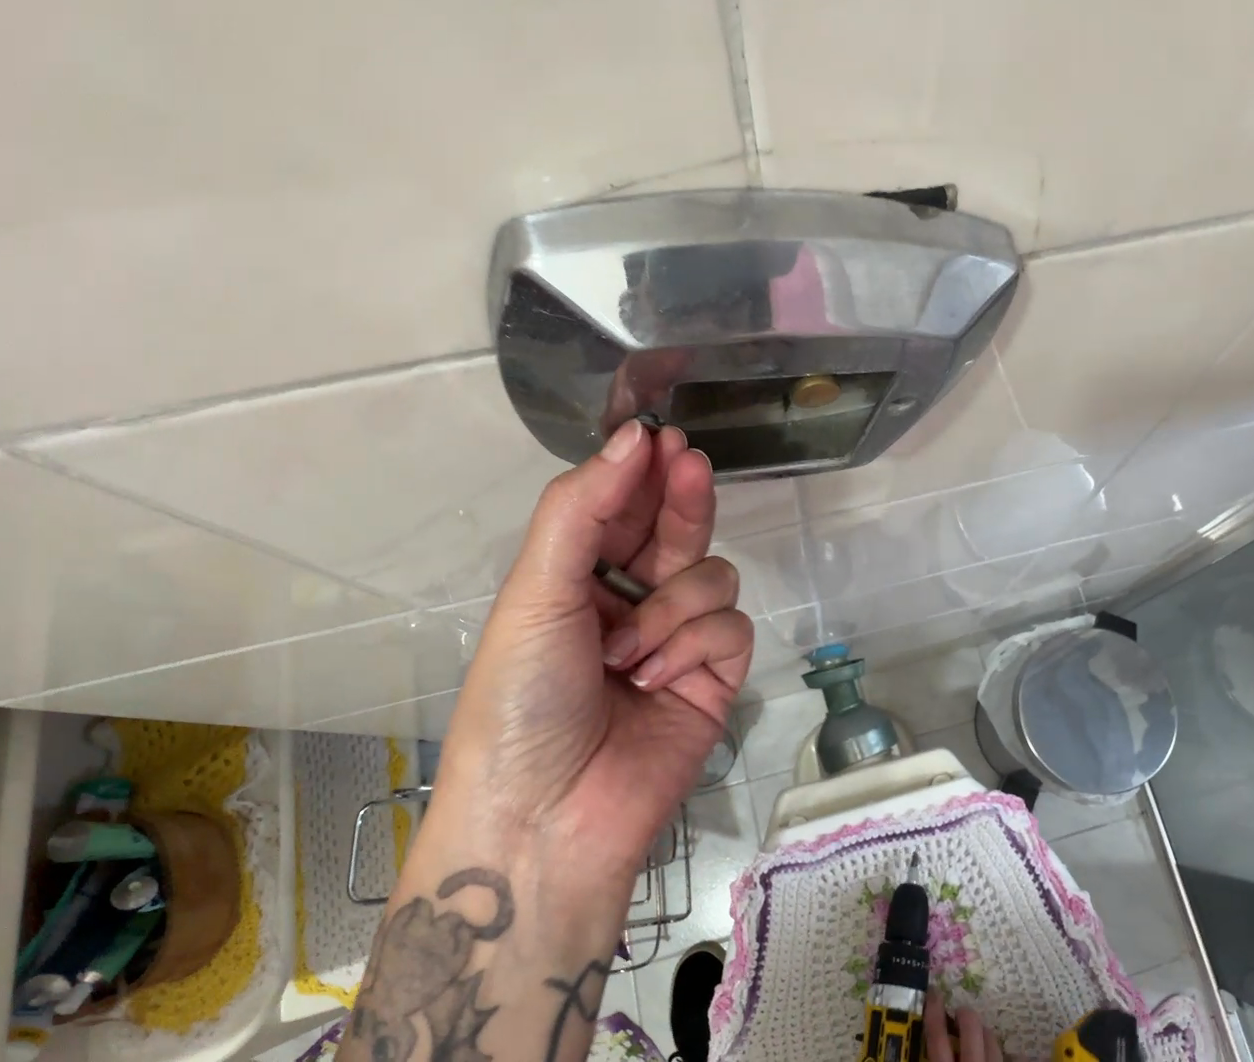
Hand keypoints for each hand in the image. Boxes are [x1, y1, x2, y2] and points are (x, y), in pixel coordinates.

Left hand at [429, 419, 753, 882]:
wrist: (547, 817)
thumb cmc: (521, 698)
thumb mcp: (536, 595)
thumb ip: (584, 510)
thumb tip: (634, 437)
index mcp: (576, 580)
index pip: (621, 509)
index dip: (642, 472)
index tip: (662, 436)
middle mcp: (631, 602)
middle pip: (677, 530)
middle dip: (682, 499)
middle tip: (689, 462)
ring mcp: (679, 641)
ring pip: (712, 576)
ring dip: (673, 605)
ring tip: (628, 654)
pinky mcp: (716, 678)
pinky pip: (732, 627)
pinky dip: (695, 646)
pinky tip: (657, 680)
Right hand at [926, 995, 1006, 1061]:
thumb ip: (935, 1058)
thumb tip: (931, 1045)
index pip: (937, 1037)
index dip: (934, 1011)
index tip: (934, 992)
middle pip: (971, 1027)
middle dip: (966, 1014)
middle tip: (961, 1014)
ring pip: (992, 1040)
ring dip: (985, 1034)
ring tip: (980, 1037)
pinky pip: (1013, 1057)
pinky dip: (1009, 1055)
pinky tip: (1005, 1056)